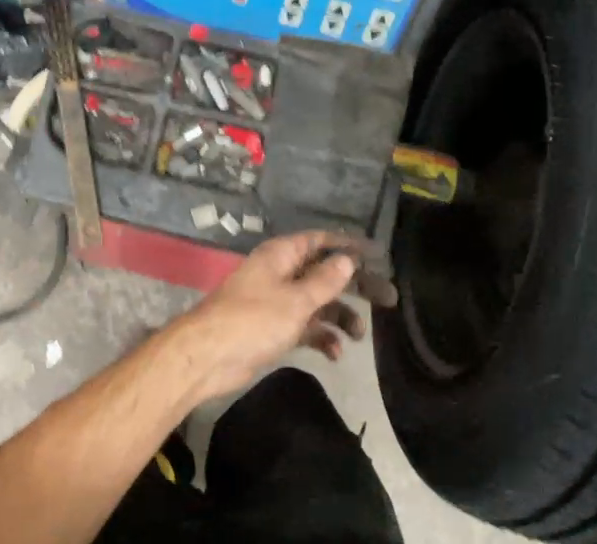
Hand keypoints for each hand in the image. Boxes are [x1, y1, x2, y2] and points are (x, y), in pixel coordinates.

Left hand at [158, 231, 395, 404]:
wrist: (209, 356)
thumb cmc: (252, 320)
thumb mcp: (294, 300)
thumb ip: (323, 281)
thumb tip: (346, 259)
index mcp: (280, 256)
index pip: (319, 241)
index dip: (348, 245)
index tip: (378, 255)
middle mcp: (279, 273)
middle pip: (323, 272)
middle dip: (353, 285)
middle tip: (388, 299)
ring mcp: (275, 302)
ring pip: (316, 302)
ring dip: (339, 316)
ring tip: (359, 336)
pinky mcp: (273, 328)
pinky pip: (305, 327)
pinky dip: (321, 337)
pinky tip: (334, 354)